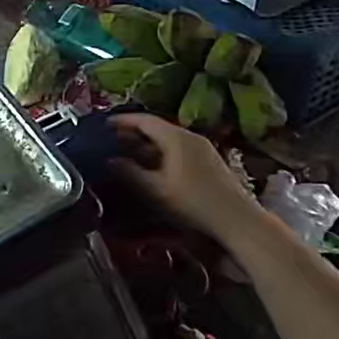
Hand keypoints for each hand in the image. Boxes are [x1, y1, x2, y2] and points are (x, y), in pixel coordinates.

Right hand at [108, 113, 270, 247]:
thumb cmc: (192, 202)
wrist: (234, 218)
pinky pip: (176, 148)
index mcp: (176, 138)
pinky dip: (158, 151)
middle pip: (156, 127)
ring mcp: (200, 147)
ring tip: (124, 151)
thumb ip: (130, 172)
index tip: (103, 125)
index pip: (145, 120)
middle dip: (132, 132)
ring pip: (166, 138)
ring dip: (145, 143)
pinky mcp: (205, 160)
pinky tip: (148, 164)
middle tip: (109, 139)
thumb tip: (110, 160)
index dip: (122, 121)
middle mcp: (189, 136)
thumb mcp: (156, 189)